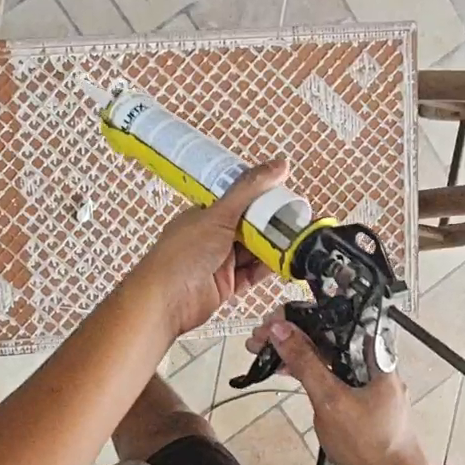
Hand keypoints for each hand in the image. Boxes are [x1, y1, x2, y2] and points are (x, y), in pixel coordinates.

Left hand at [130, 160, 288, 334]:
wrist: (165, 300)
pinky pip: (250, 274)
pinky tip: (285, 262)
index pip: (237, 202)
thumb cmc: (184, 253)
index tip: (286, 198)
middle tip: (298, 222)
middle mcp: (211, 237)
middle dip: (271, 226)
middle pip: (248, 228)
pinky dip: (266, 269)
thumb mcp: (219, 215)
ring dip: (272, 248)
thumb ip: (249, 190)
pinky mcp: (225, 285)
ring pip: (251, 252)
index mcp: (204, 215)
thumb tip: (280, 164)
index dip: (261, 200)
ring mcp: (218, 262)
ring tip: (298, 241)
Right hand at [246, 312, 430, 464]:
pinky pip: (330, 371)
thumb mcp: (330, 400)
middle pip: (327, 334)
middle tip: (257, 339)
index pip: (334, 317)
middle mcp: (371, 358)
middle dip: (290, 333)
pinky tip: (283, 370)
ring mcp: (365, 377)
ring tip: (261, 351)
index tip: (269, 322)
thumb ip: (305, 362)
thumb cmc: (368, 442)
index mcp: (373, 352)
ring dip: (294, 351)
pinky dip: (307, 369)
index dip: (298, 315)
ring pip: (326, 353)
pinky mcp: (359, 393)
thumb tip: (278, 328)